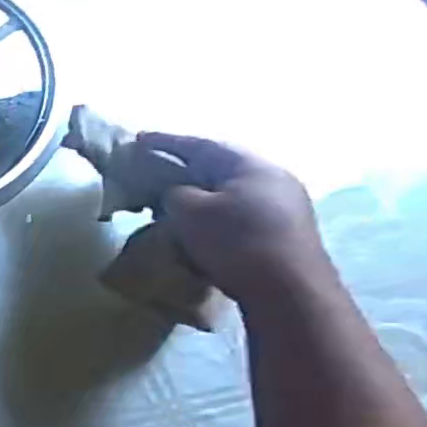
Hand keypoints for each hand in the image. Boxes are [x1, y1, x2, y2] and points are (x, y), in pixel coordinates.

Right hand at [136, 132, 334, 304]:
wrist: (287, 287)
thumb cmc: (234, 240)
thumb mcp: (189, 211)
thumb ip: (174, 192)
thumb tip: (174, 191)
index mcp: (250, 166)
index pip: (200, 145)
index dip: (166, 142)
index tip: (138, 139)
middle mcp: (272, 176)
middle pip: (218, 164)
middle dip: (184, 165)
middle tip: (153, 167)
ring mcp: (283, 202)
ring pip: (228, 187)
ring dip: (198, 189)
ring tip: (170, 197)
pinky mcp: (282, 226)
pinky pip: (237, 206)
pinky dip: (212, 208)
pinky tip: (198, 220)